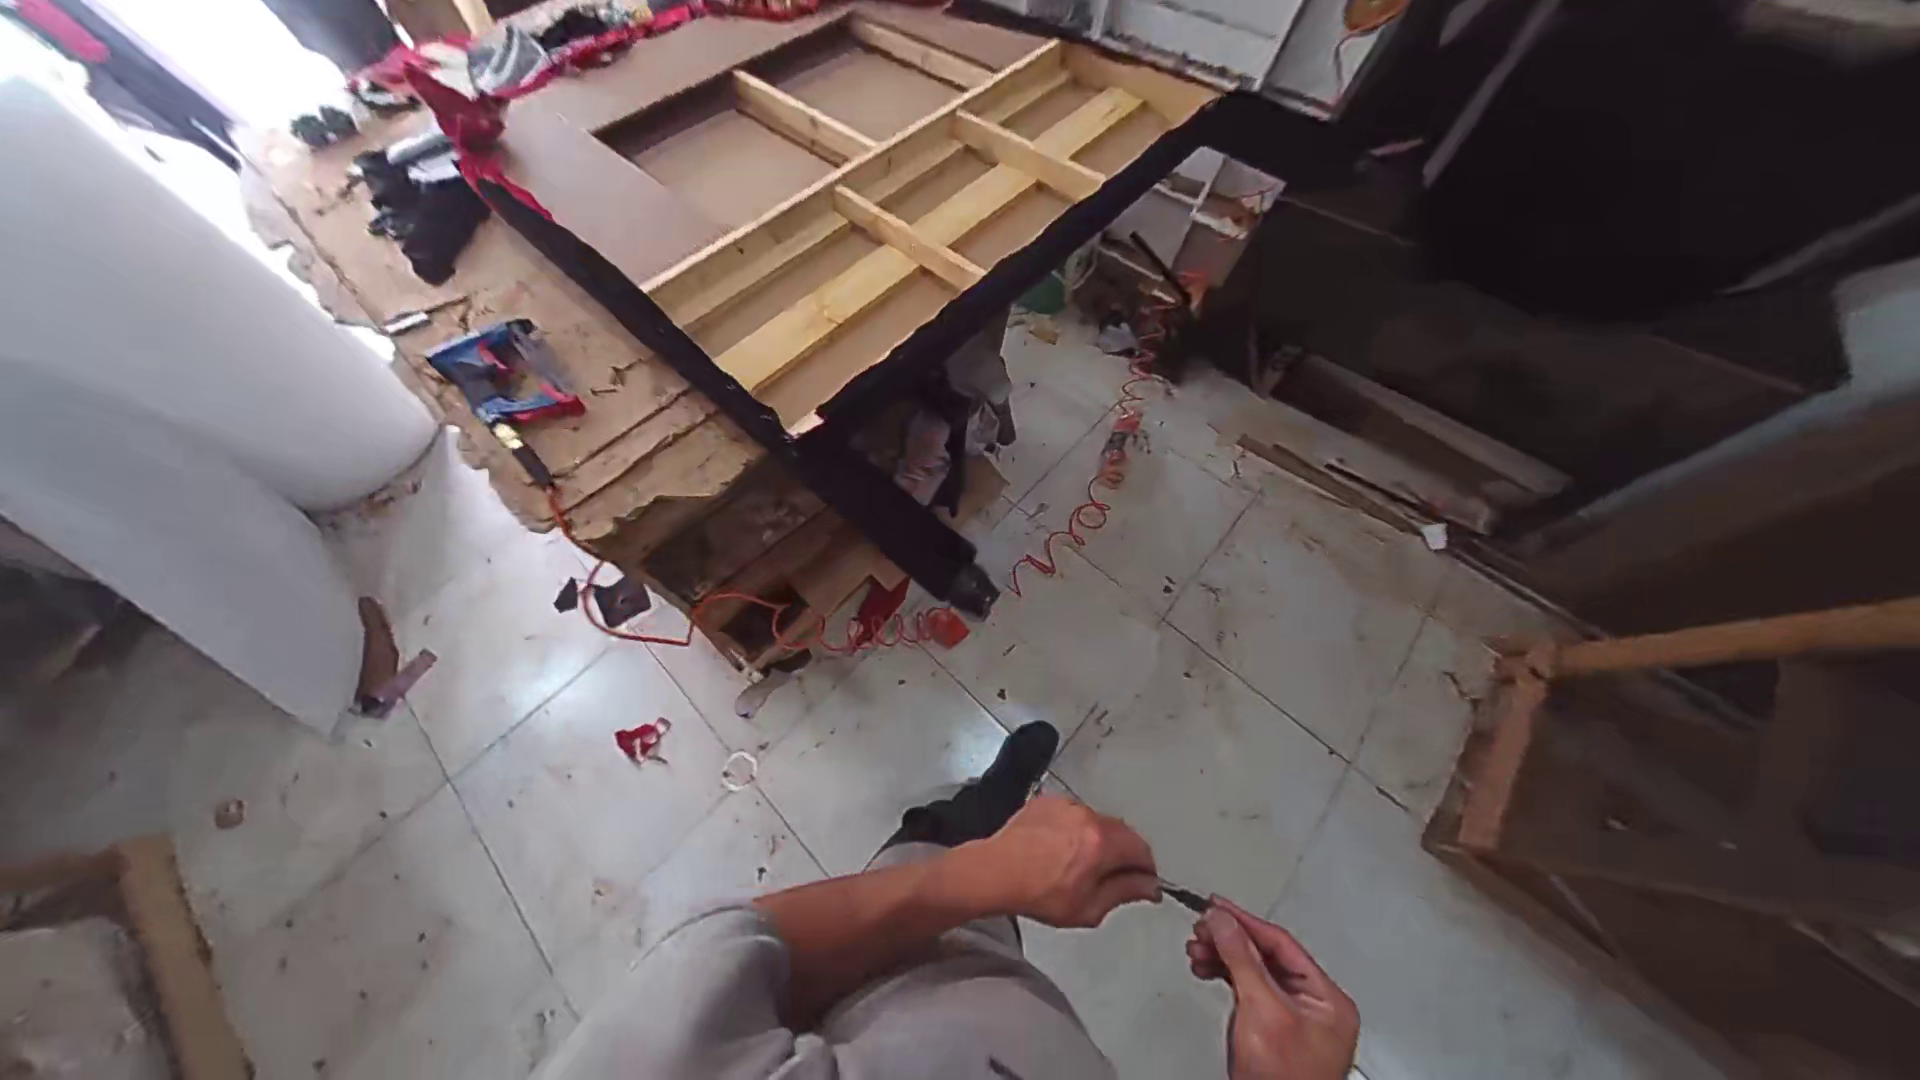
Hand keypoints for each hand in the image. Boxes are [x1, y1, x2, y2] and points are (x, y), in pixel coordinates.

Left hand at [958, 794, 1159, 927]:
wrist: (997, 871)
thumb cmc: (1040, 895)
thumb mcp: (1089, 908)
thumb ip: (1124, 892)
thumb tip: (1151, 886)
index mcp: (1101, 842)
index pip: (1141, 848)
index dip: (1145, 868)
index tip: (1139, 883)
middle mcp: (1087, 815)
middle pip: (1121, 831)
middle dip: (1123, 853)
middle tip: (1108, 877)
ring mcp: (1066, 804)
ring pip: (1097, 820)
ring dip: (1098, 838)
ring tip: (1078, 862)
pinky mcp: (1048, 800)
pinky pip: (1073, 812)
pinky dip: (1075, 827)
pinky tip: (1060, 847)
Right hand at [1186, 897, 1358, 1079]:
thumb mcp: (1261, 1009)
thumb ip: (1241, 957)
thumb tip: (1222, 918)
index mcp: (1326, 999)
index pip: (1281, 943)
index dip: (1245, 921)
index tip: (1215, 905)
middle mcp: (1313, 1004)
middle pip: (1264, 954)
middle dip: (1228, 940)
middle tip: (1201, 928)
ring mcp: (1291, 1016)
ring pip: (1251, 967)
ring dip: (1220, 955)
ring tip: (1196, 949)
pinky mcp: (1270, 1025)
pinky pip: (1244, 985)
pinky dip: (1222, 973)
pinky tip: (1204, 967)